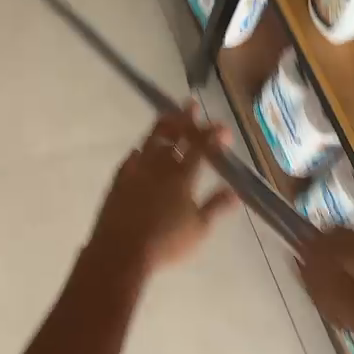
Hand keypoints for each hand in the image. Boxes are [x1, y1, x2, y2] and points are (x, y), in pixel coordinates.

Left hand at [87, 106, 239, 279]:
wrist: (120, 249)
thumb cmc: (165, 242)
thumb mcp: (199, 229)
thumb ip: (215, 206)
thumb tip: (234, 190)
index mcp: (181, 176)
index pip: (200, 148)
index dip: (211, 135)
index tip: (222, 127)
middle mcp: (158, 166)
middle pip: (173, 136)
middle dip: (185, 119)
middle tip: (191, 103)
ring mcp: (136, 170)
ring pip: (150, 141)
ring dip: (161, 127)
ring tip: (167, 116)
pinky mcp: (119, 179)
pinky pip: (131, 157)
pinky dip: (140, 150)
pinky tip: (140, 149)